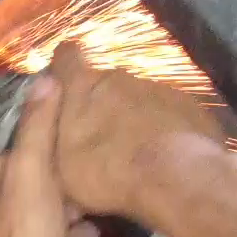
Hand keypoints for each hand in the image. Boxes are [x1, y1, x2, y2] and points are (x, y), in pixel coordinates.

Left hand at [0, 77, 134, 236]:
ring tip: (132, 194)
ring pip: (73, 225)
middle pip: (49, 193)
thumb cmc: (28, 226)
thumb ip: (38, 127)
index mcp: (1, 191)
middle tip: (114, 160)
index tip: (71, 126)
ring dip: (98, 214)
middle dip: (78, 180)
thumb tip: (46, 78)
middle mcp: (17, 219)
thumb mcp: (31, 167)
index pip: (17, 159)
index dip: (39, 143)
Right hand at [44, 42, 221, 221]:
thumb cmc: (106, 170)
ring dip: (131, 119)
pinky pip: (166, 113)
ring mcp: (158, 88)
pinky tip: (161, 158)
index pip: (66, 57)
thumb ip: (49, 133)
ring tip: (132, 155)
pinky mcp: (190, 105)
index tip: (60, 83)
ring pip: (136, 99)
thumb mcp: (57, 162)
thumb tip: (45, 111)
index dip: (62, 66)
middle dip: (97, 105)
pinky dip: (160, 129)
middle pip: (102, 83)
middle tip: (95, 141)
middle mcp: (119, 78)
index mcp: (82, 87)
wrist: (178, 179)